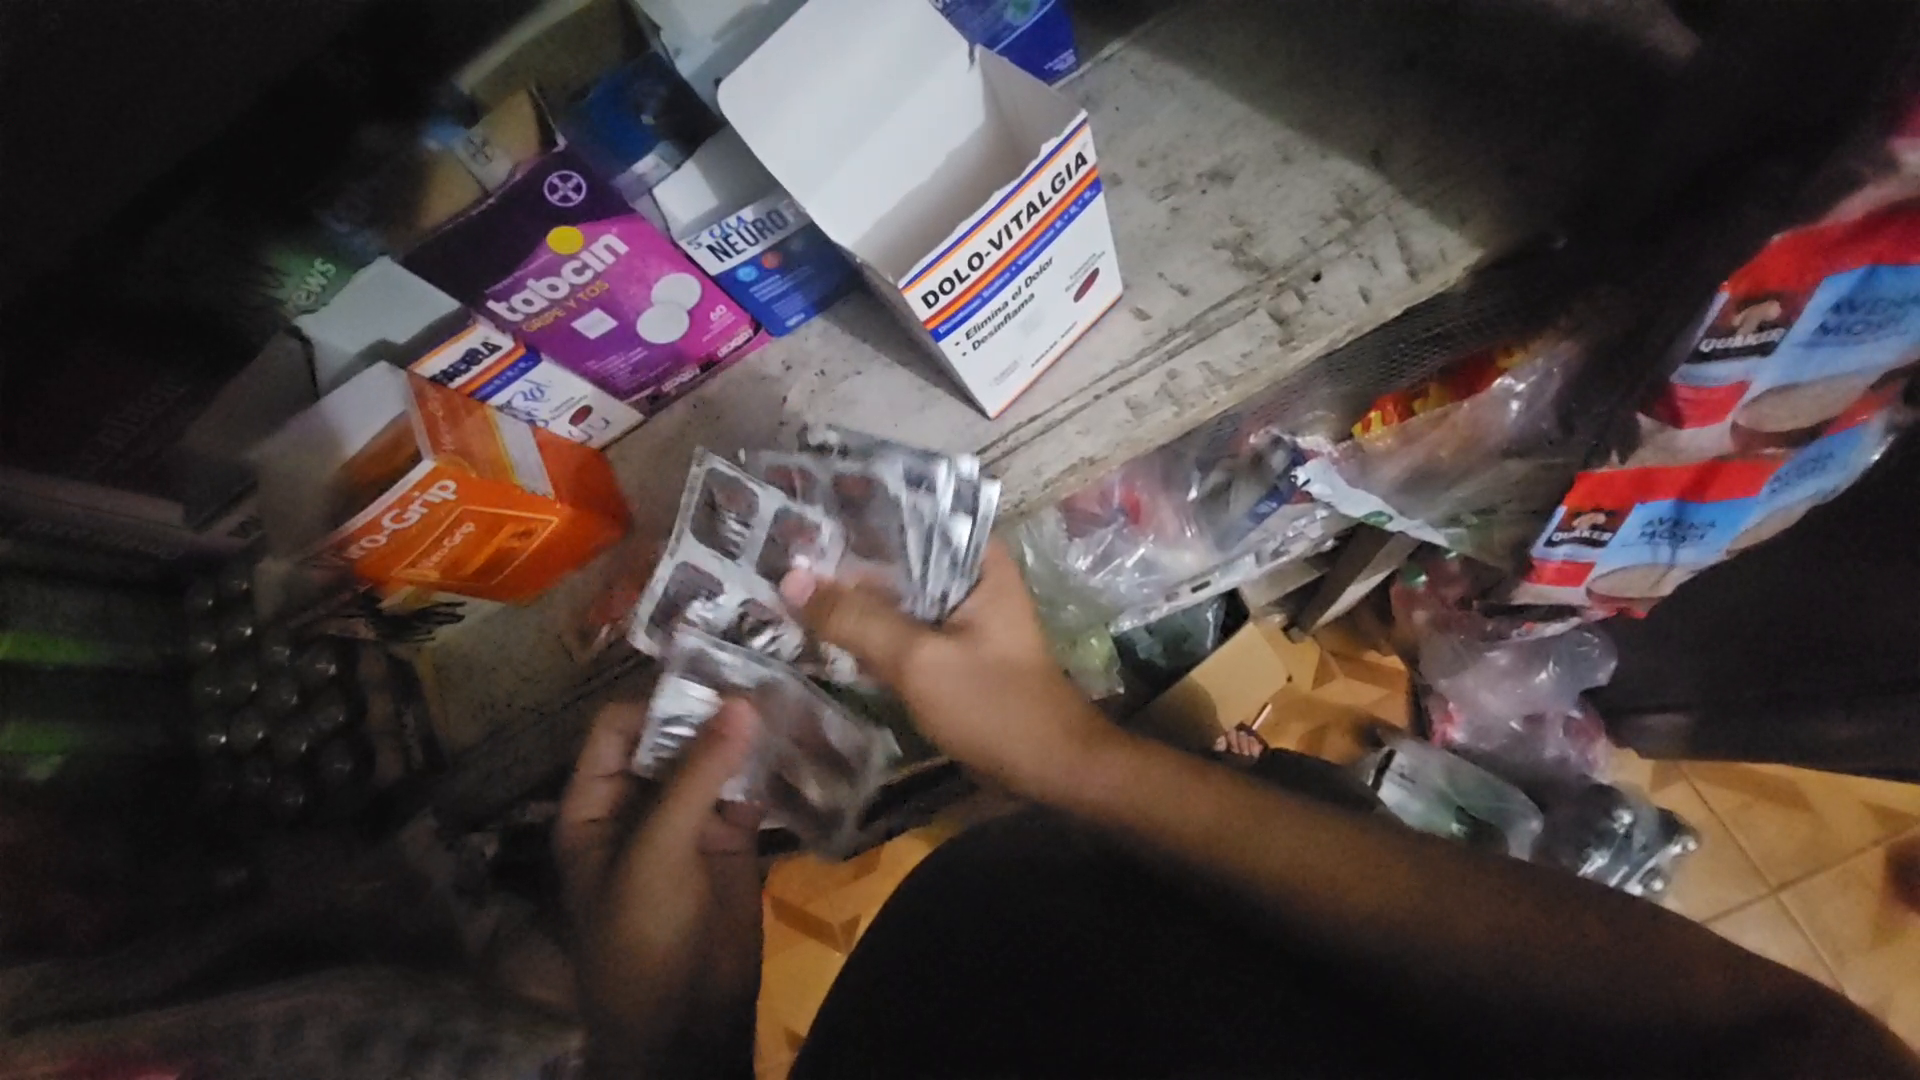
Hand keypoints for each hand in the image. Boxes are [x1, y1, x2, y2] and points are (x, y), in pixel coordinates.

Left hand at [554, 699, 763, 1077]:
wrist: (685, 1018)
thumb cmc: (642, 935)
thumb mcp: (656, 851)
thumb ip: (698, 775)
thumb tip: (743, 702)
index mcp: (598, 803)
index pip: (618, 728)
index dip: (658, 702)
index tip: (712, 681)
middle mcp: (641, 800)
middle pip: (672, 736)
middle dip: (711, 709)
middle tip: (761, 671)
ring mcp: (689, 816)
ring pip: (715, 757)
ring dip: (746, 732)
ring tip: (787, 693)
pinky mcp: (732, 834)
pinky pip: (749, 786)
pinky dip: (771, 764)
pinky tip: (800, 738)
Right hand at [780, 539, 1116, 799]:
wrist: (1050, 767)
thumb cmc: (995, 706)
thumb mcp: (919, 660)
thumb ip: (856, 618)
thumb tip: (790, 578)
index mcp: (976, 557)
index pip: (907, 515)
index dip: (852, 514)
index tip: (798, 516)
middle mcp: (969, 574)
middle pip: (896, 555)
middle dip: (843, 559)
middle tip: (777, 553)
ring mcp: (960, 612)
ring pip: (895, 593)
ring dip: (852, 596)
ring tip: (785, 583)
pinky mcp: (950, 646)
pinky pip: (901, 625)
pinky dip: (868, 628)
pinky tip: (821, 627)